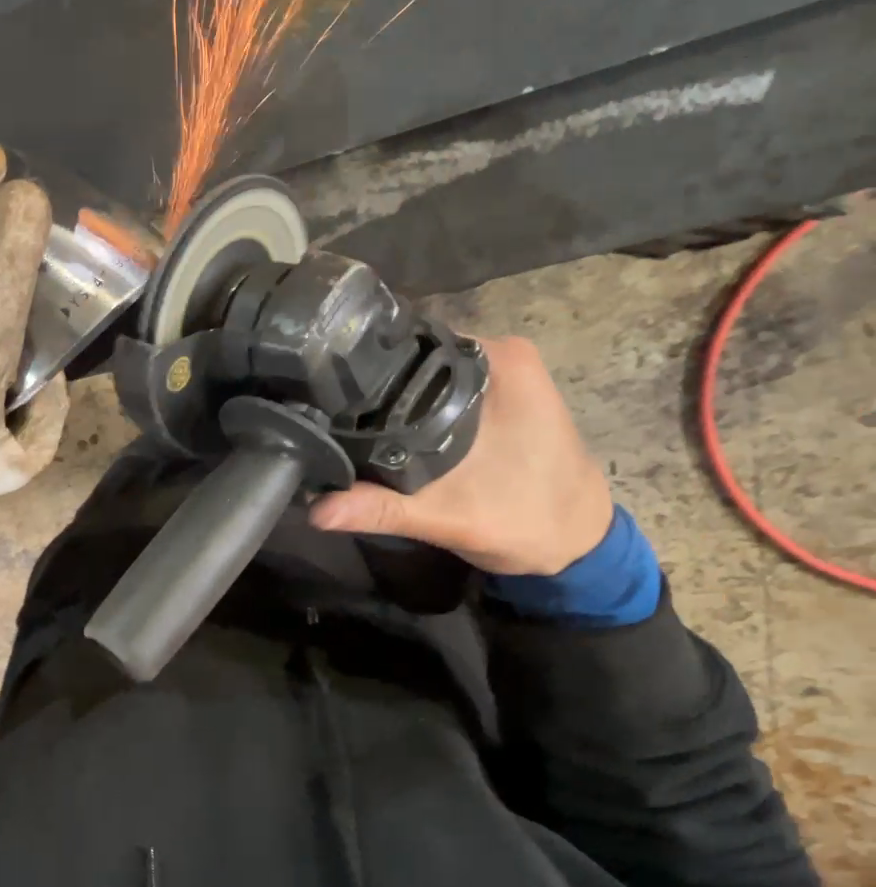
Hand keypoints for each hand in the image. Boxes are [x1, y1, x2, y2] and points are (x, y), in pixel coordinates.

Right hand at [309, 335, 612, 574]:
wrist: (578, 544)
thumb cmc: (528, 520)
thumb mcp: (447, 517)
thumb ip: (382, 510)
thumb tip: (316, 509)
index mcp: (497, 361)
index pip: (406, 342)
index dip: (355, 365)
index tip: (310, 389)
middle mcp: (495, 354)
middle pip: (404, 355)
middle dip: (361, 383)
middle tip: (309, 411)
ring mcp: (492, 372)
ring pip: (413, 372)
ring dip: (377, 397)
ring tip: (324, 419)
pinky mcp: (487, 393)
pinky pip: (429, 388)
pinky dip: (400, 407)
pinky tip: (366, 428)